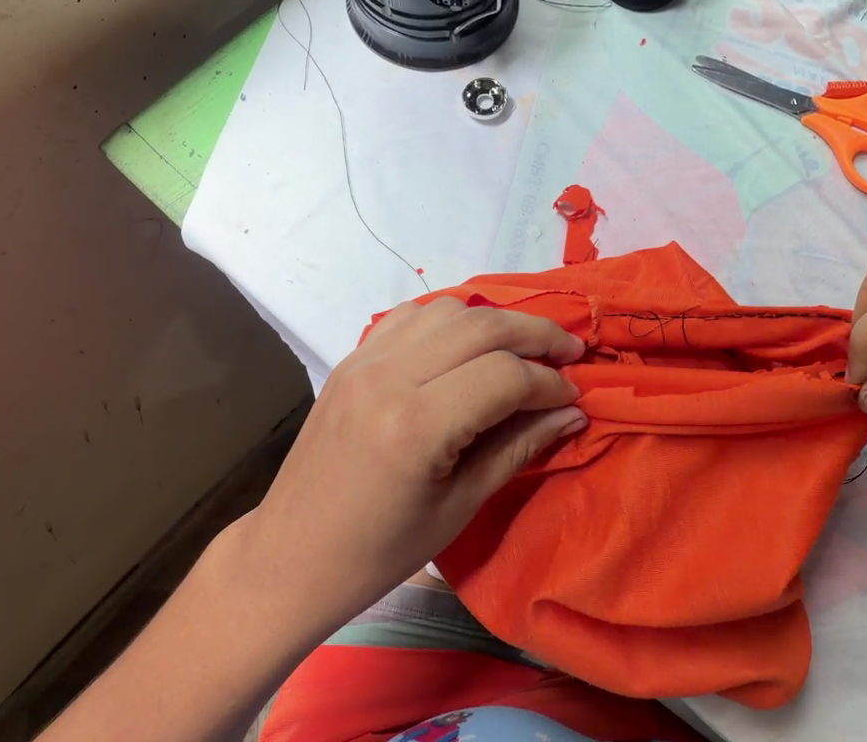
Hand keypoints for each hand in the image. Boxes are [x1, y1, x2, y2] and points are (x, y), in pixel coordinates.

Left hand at [245, 297, 587, 613]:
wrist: (292, 556)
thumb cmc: (381, 551)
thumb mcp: (460, 507)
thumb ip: (519, 447)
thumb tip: (572, 412)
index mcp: (417, 425)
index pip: (506, 375)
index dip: (550, 383)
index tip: (574, 397)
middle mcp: (389, 376)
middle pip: (483, 326)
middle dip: (536, 334)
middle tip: (569, 352)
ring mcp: (364, 360)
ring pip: (448, 310)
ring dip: (494, 323)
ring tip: (521, 350)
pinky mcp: (351, 359)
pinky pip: (410, 317)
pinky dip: (449, 321)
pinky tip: (465, 347)